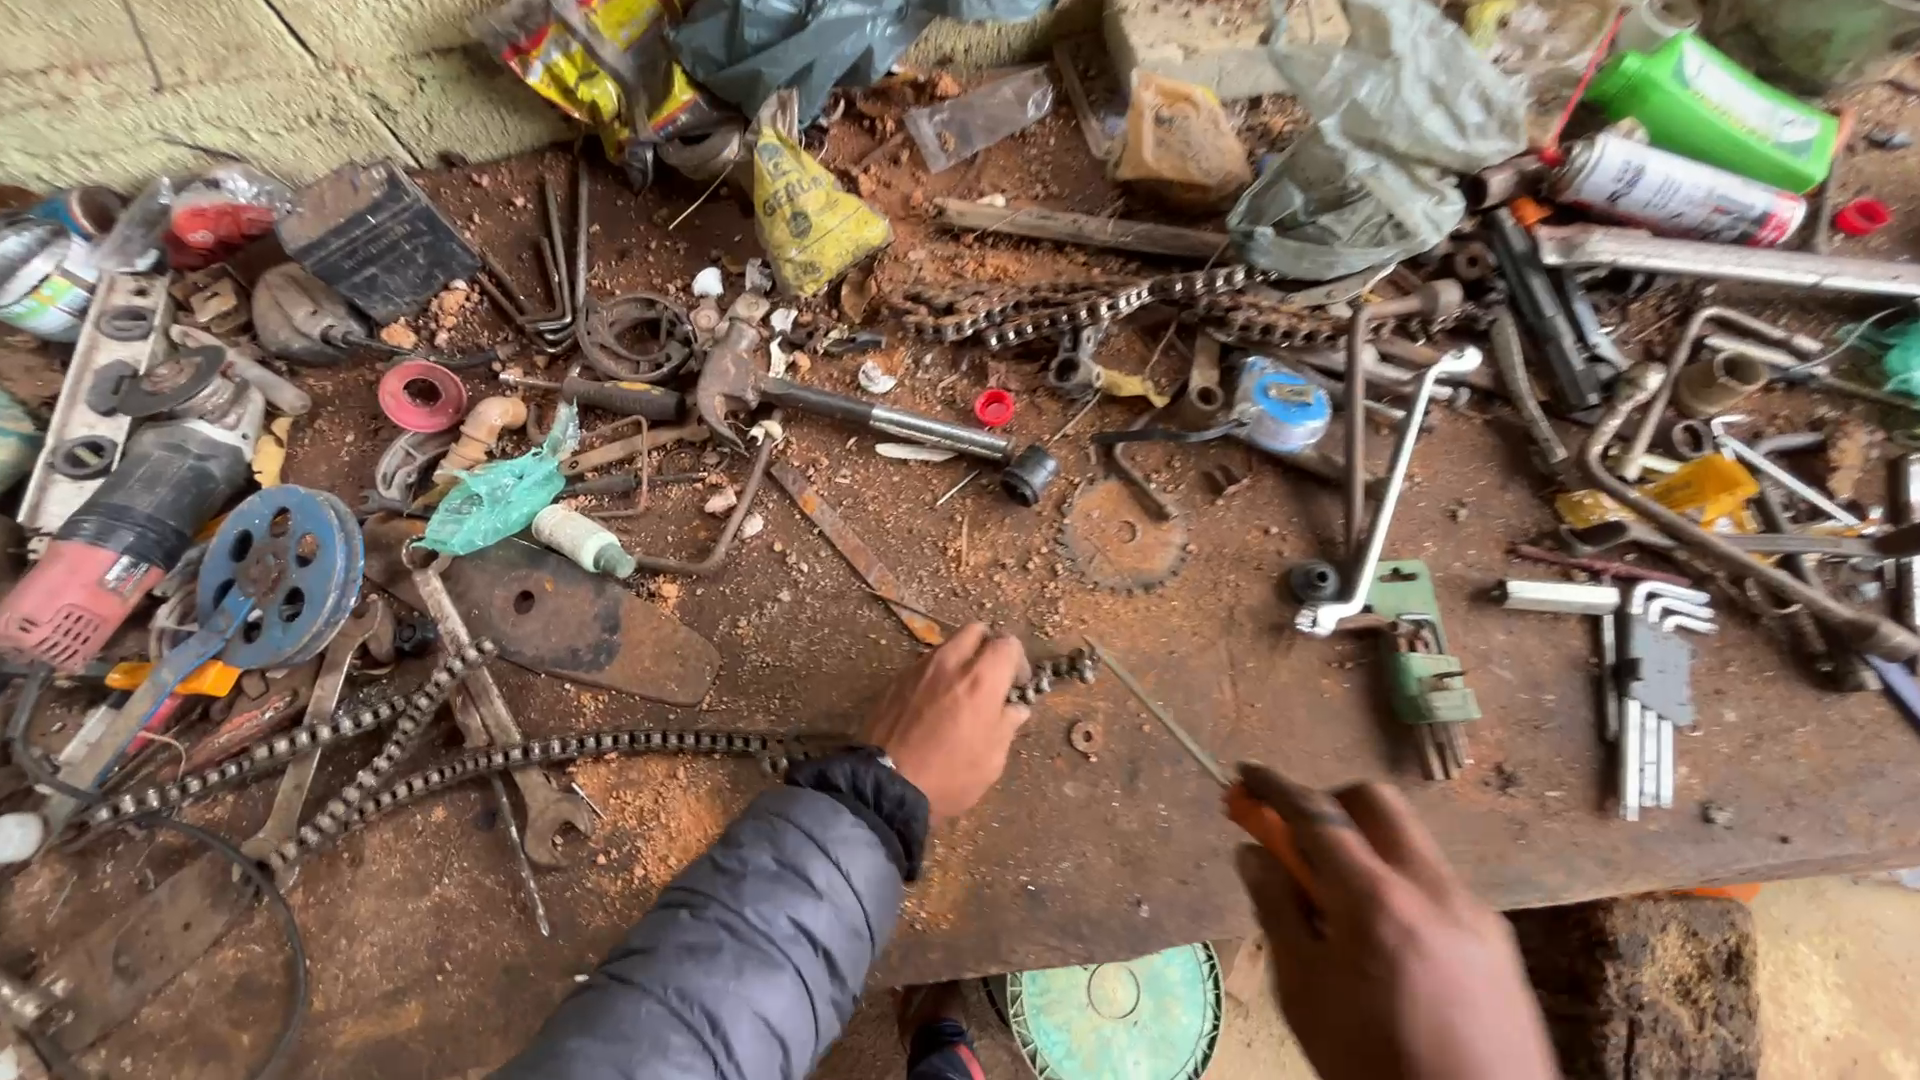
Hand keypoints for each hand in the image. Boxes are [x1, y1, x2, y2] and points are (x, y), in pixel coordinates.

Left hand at [861, 624, 1029, 821]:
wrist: (885, 786)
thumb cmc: (949, 776)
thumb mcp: (992, 759)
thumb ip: (1007, 725)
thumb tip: (1015, 708)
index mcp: (981, 679)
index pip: (1007, 643)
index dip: (1018, 661)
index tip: (1016, 685)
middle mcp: (949, 663)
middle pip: (975, 629)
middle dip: (988, 647)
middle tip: (990, 677)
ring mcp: (918, 669)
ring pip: (947, 646)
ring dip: (960, 660)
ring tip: (959, 694)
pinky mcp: (895, 681)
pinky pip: (923, 666)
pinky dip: (935, 676)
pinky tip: (932, 706)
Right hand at [1234, 763, 1558, 1079]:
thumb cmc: (1373, 1065)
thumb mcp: (1303, 992)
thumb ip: (1276, 909)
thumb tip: (1252, 852)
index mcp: (1377, 902)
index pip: (1317, 814)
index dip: (1274, 786)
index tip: (1246, 774)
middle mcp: (1433, 889)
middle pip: (1376, 802)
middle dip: (1329, 802)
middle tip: (1299, 838)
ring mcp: (1474, 911)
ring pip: (1409, 839)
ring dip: (1365, 843)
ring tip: (1339, 900)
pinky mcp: (1498, 939)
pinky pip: (1435, 880)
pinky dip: (1397, 879)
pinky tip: (1383, 934)